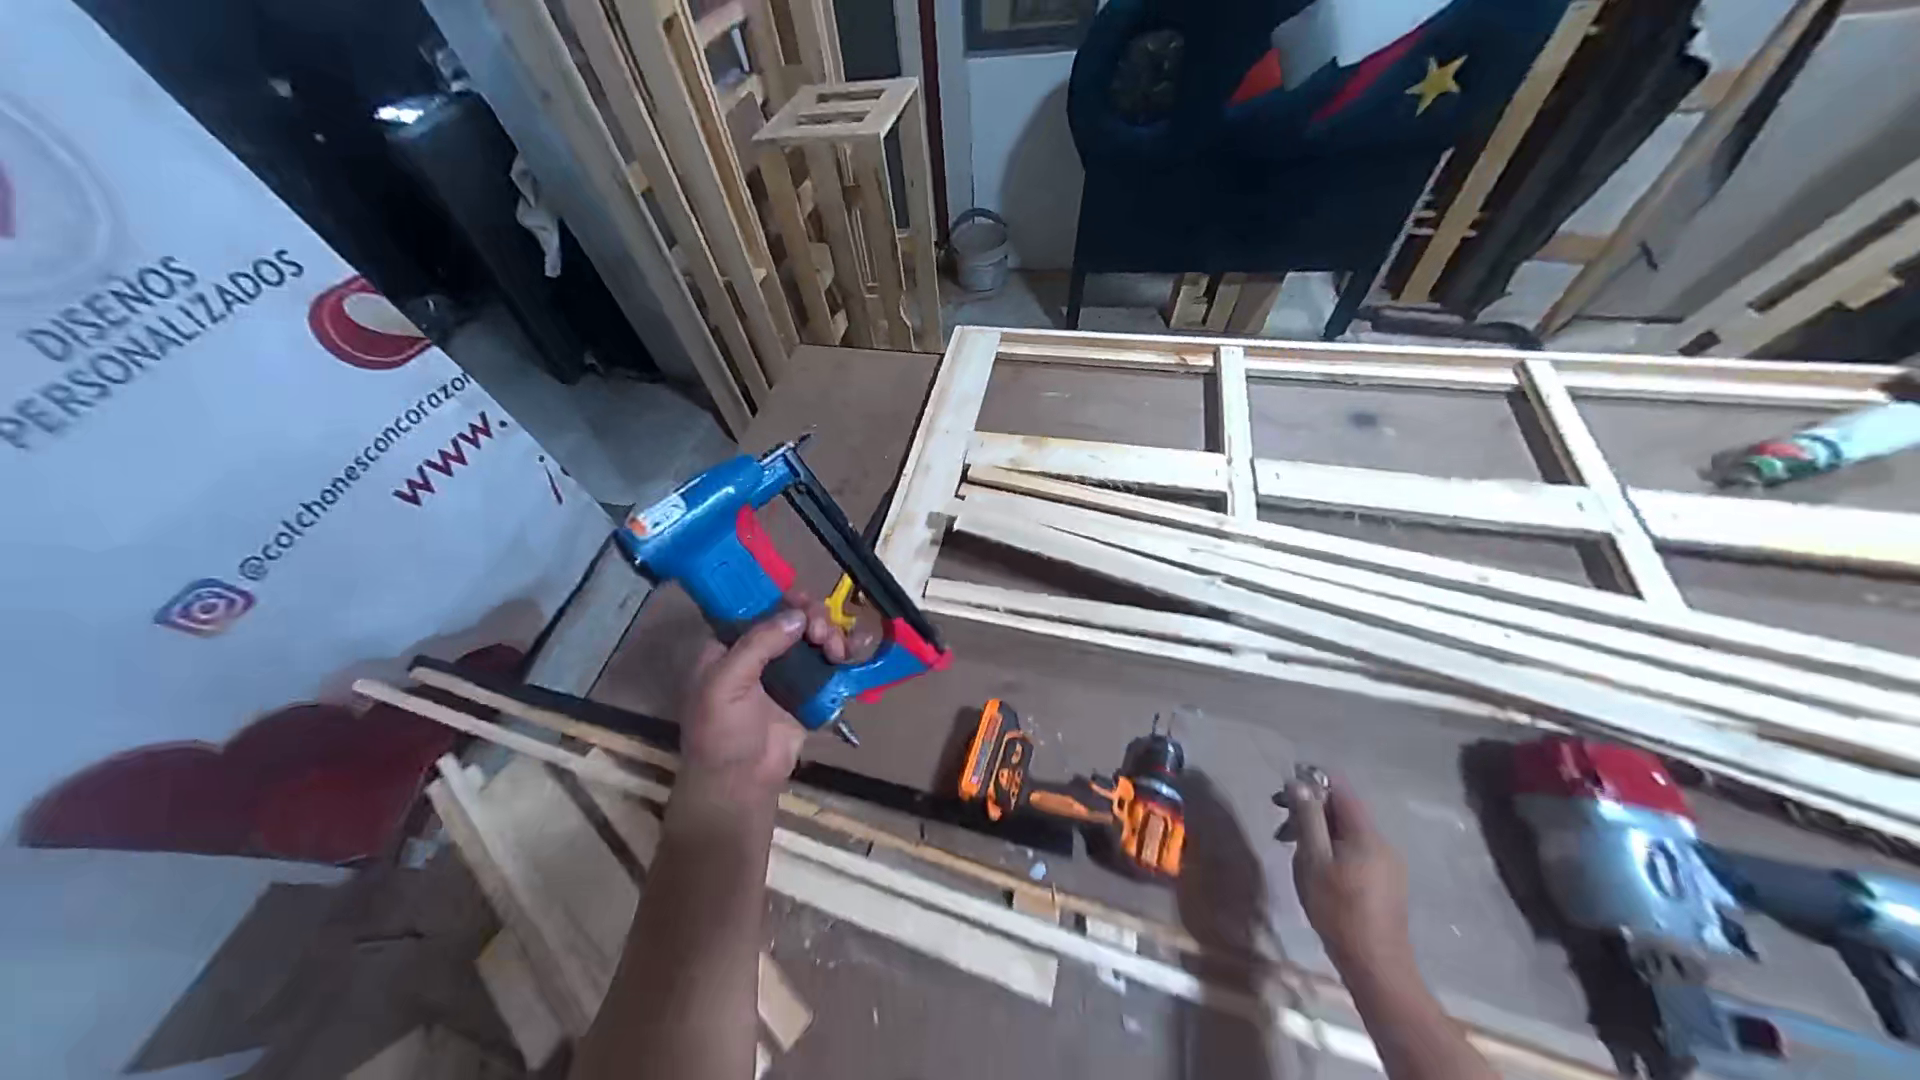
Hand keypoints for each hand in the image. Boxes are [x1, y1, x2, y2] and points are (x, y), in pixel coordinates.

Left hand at [680, 592, 863, 797]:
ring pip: (815, 638)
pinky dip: (846, 653)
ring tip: (836, 650)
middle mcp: (760, 654)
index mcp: (730, 647)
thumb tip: (797, 617)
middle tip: (821, 633)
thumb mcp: (726, 683)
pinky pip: (830, 665)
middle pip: (792, 619)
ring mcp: (788, 672)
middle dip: (812, 619)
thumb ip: (758, 644)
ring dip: (830, 635)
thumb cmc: (721, 732)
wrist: (741, 783)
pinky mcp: (811, 692)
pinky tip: (857, 648)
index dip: (781, 599)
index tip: (802, 600)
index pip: (757, 608)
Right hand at [1278, 777, 1410, 972]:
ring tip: (1294, 849)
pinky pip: (1355, 848)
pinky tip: (1316, 867)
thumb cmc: (1338, 909)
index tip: (1283, 796)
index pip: (1340, 787)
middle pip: (1343, 808)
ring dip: (1318, 830)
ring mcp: (1387, 862)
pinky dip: (1331, 847)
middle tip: (1281, 828)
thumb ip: (1307, 818)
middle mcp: (1382, 842)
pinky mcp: (1385, 880)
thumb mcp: (1312, 859)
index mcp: (1366, 833)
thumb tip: (1299, 783)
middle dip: (1310, 809)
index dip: (1311, 782)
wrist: (1375, 965)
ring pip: (1347, 830)